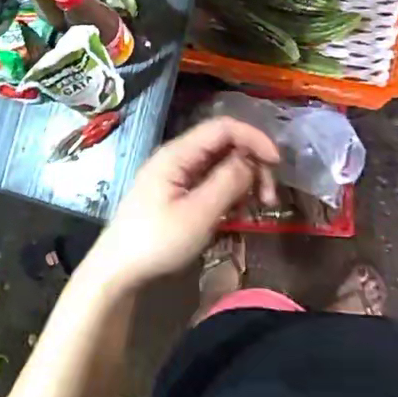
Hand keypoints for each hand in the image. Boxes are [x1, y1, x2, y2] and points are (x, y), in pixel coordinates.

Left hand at [85, 118, 280, 291]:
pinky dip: (228, 195)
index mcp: (177, 154)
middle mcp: (176, 158)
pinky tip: (235, 216)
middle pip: (224, 146)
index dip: (254, 138)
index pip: (223, 127)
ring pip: (220, 166)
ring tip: (253, 211)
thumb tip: (252, 161)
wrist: (119, 268)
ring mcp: (175, 176)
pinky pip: (209, 184)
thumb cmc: (157, 241)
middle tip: (268, 199)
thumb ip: (228, 182)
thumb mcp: (199, 214)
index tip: (277, 165)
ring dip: (243, 183)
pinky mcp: (176, 195)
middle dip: (252, 165)